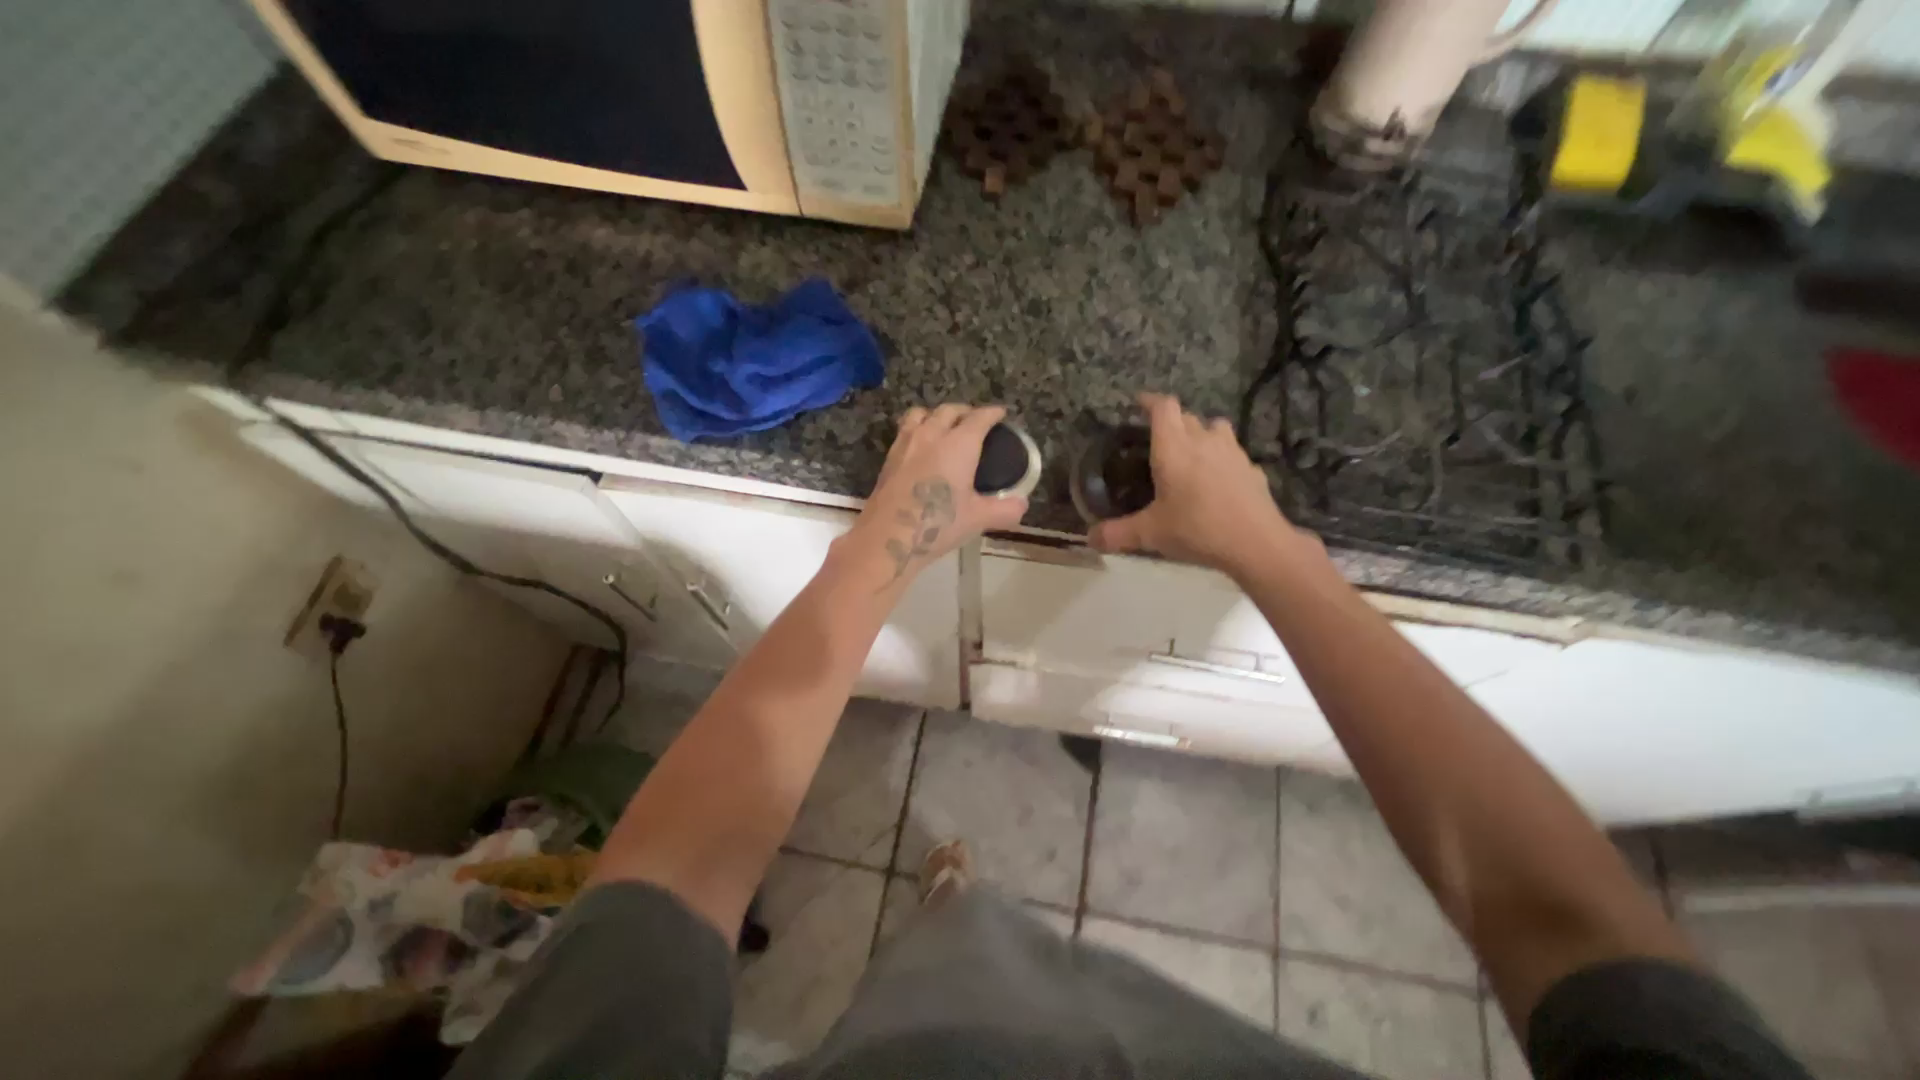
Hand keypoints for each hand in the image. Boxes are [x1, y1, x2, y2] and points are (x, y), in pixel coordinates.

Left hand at [842, 404, 1029, 588]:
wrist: (887, 538)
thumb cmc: (937, 524)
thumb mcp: (978, 519)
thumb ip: (1004, 510)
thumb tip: (1022, 505)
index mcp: (959, 444)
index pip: (979, 418)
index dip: (992, 413)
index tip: (1000, 413)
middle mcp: (932, 435)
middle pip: (949, 410)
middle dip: (964, 411)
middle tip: (974, 419)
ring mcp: (906, 444)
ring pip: (921, 414)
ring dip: (936, 415)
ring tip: (943, 426)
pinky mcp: (889, 458)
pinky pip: (906, 430)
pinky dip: (918, 429)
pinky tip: (920, 447)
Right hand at [1088, 393, 1313, 578]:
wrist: (1256, 543)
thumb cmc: (1197, 529)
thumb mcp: (1150, 534)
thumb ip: (1117, 533)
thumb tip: (1090, 539)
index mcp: (1174, 447)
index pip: (1163, 407)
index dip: (1150, 401)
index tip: (1139, 402)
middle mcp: (1204, 441)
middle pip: (1187, 416)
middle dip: (1172, 421)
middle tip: (1159, 438)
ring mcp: (1233, 453)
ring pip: (1215, 428)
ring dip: (1202, 433)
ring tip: (1192, 452)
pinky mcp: (1252, 470)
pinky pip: (1233, 455)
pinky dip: (1223, 460)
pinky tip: (1219, 482)